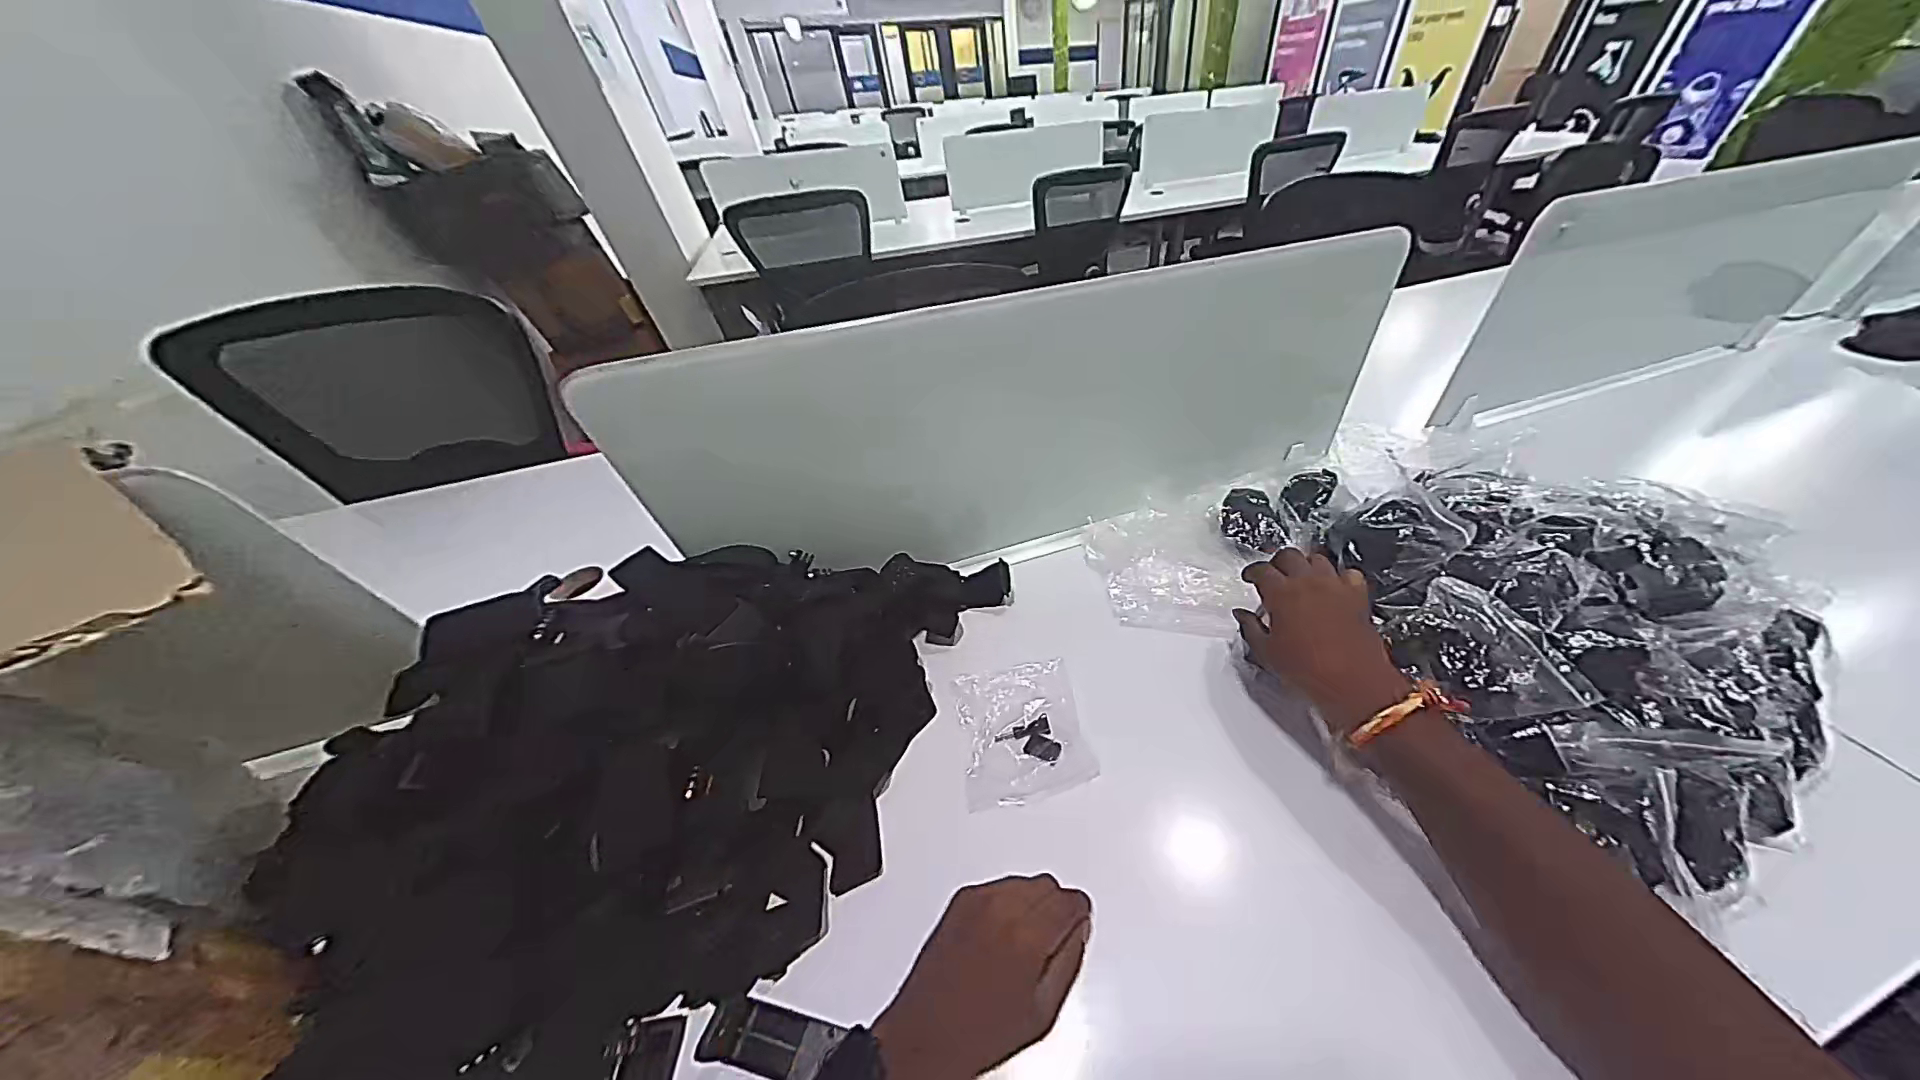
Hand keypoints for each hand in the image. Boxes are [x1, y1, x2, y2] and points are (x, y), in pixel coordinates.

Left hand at [872, 875, 1091, 1079]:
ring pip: (1023, 881)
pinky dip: (1004, 902)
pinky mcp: (959, 899)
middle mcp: (1002, 908)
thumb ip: (1070, 960)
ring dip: (1029, 903)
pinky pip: (997, 886)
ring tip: (1019, 943)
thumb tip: (1079, 928)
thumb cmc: (978, 1032)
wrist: (927, 1032)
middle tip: (1048, 941)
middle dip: (1054, 908)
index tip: (1076, 926)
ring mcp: (977, 900)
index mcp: (1028, 936)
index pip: (1072, 900)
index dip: (1078, 916)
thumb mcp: (1043, 1010)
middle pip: (1048, 884)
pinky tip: (998, 935)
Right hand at [1233, 548, 1412, 737]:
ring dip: (1305, 564)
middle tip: (1272, 573)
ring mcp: (1335, 587)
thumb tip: (1243, 616)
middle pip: (1289, 555)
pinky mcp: (1357, 597)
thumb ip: (1251, 627)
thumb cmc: (1309, 669)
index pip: (1262, 570)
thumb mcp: (1267, 651)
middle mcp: (1309, 583)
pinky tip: (1332, 586)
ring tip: (1299, 577)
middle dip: (1277, 562)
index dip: (1252, 572)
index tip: (1250, 578)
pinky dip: (1338, 576)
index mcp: (1281, 593)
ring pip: (1317, 559)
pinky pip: (1348, 574)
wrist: (1353, 683)